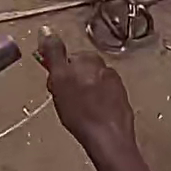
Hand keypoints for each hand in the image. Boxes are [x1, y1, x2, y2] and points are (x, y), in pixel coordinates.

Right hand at [36, 28, 141, 170]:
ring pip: (92, 85)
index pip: (67, 59)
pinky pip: (103, 98)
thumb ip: (53, 53)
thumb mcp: (59, 79)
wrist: (109, 141)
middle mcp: (106, 67)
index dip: (58, 74)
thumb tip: (46, 29)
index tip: (54, 88)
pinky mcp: (123, 103)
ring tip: (77, 113)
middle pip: (80, 71)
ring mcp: (117, 86)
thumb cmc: (80, 110)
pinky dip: (96, 105)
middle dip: (71, 83)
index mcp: (90, 59)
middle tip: (64, 101)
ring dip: (84, 95)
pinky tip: (90, 118)